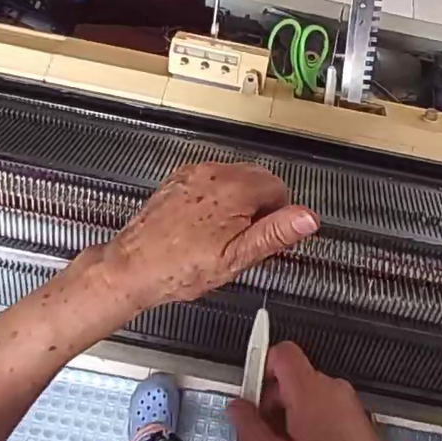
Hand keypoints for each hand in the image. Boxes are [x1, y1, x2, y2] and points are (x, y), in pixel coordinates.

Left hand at [82, 162, 317, 312]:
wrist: (134, 266)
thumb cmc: (179, 267)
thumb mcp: (237, 258)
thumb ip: (275, 233)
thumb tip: (307, 217)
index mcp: (235, 189)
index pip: (279, 188)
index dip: (275, 216)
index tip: (261, 236)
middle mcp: (214, 173)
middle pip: (257, 179)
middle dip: (257, 206)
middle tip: (241, 239)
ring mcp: (193, 175)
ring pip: (233, 179)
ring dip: (236, 201)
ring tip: (218, 235)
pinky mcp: (178, 180)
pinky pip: (210, 182)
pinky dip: (213, 198)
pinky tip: (201, 226)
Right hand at [228, 342, 435, 440]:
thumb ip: (250, 431)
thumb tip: (237, 410)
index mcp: (312, 391)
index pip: (280, 353)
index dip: (258, 371)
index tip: (248, 402)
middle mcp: (331, 392)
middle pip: (286, 386)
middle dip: (265, 418)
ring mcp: (345, 410)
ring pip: (299, 410)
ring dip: (280, 438)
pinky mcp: (353, 428)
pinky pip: (316, 423)